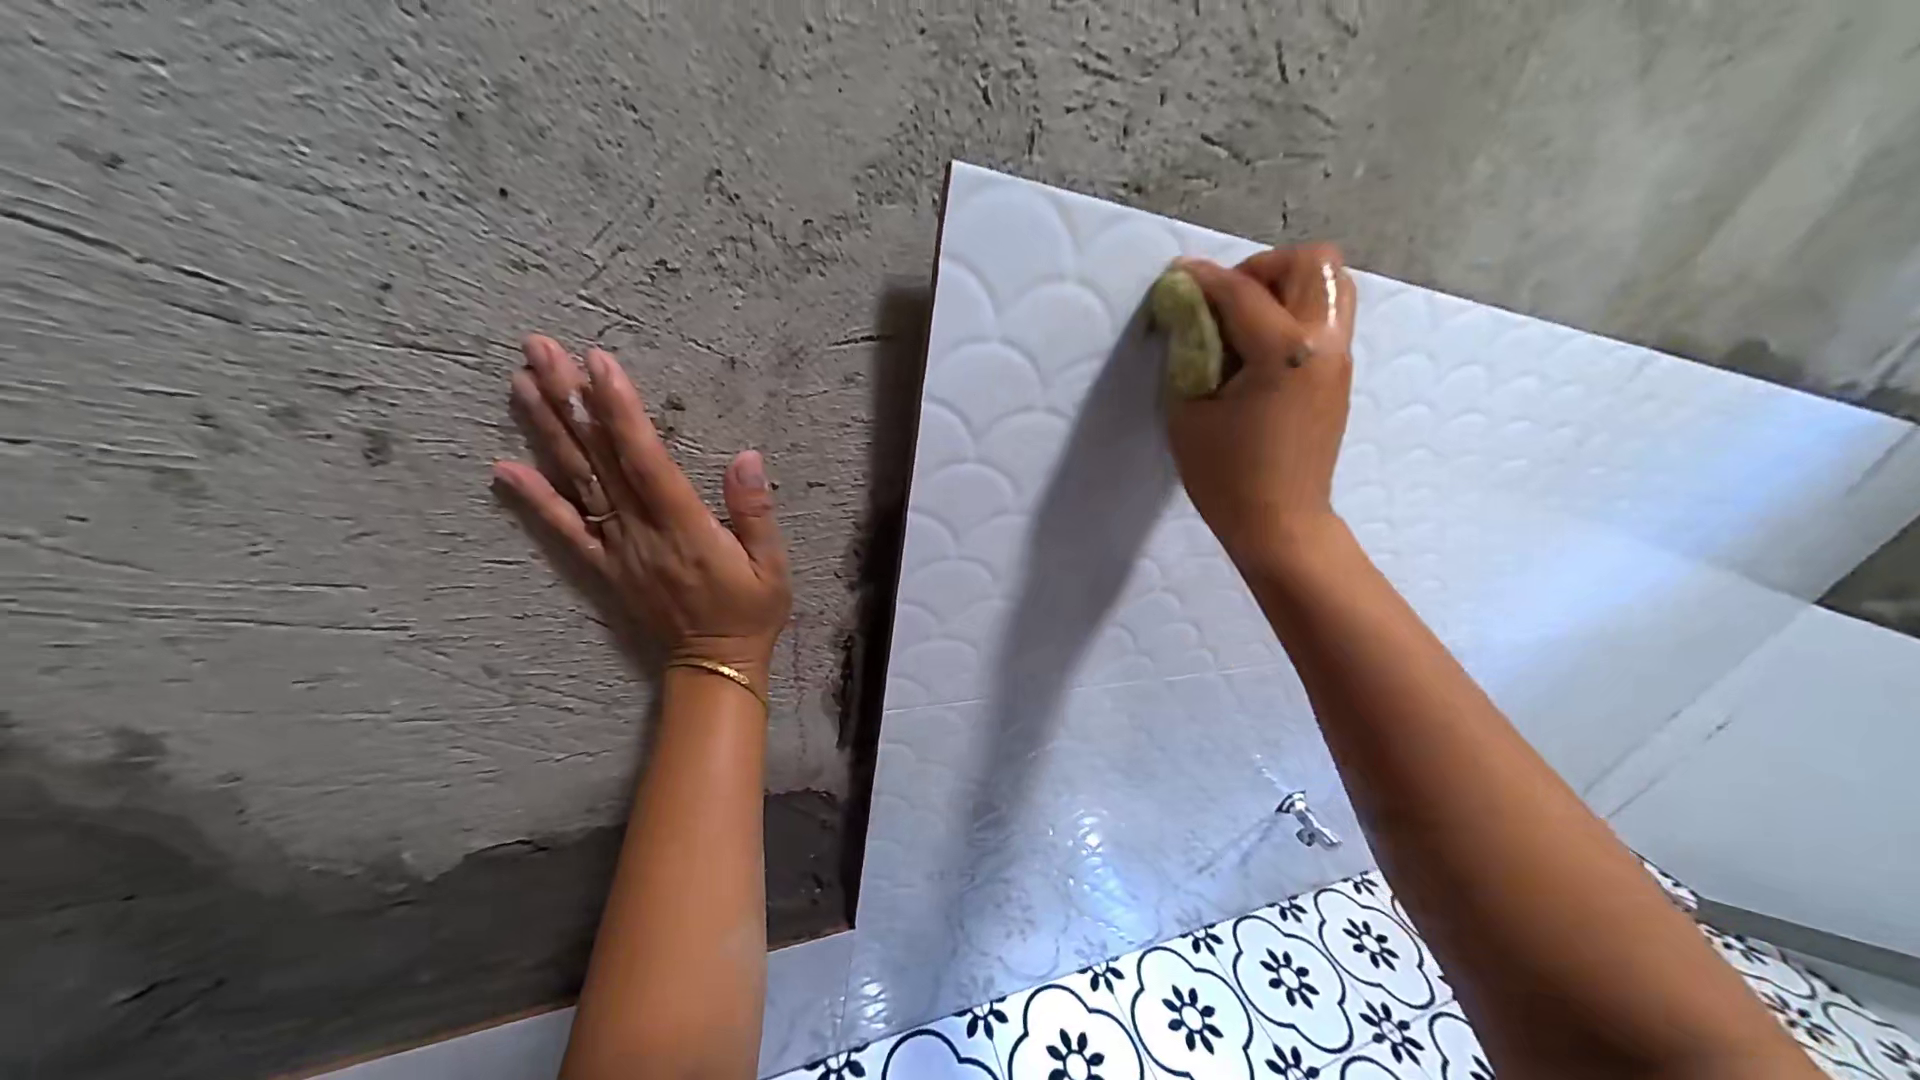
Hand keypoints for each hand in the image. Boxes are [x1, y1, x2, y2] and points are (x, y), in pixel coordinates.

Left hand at [493, 335, 790, 690]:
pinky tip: (506, 466)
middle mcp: (641, 533)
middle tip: (540, 350)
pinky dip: (534, 499)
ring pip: (578, 484)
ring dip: (549, 432)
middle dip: (571, 401)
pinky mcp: (604, 569)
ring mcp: (617, 551)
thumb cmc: (752, 612)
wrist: (715, 665)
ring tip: (522, 383)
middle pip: (600, 460)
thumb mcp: (773, 565)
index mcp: (685, 528)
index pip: (646, 460)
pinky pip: (565, 532)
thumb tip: (746, 457)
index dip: (620, 411)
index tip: (598, 363)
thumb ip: (755, 512)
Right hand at [1166, 244, 1357, 573]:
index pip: (1241, 292)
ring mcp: (1339, 358)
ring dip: (1286, 286)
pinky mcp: (1339, 375)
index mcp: (1284, 352)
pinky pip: (1326, 316)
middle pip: (1312, 263)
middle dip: (1262, 269)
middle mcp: (1324, 343)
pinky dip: (1295, 313)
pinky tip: (1259, 351)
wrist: (1279, 522)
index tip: (1176, 277)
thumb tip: (1191, 317)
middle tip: (1226, 301)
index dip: (1202, 279)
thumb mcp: (1188, 413)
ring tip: (1245, 321)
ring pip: (1331, 284)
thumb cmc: (1225, 476)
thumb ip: (1190, 354)